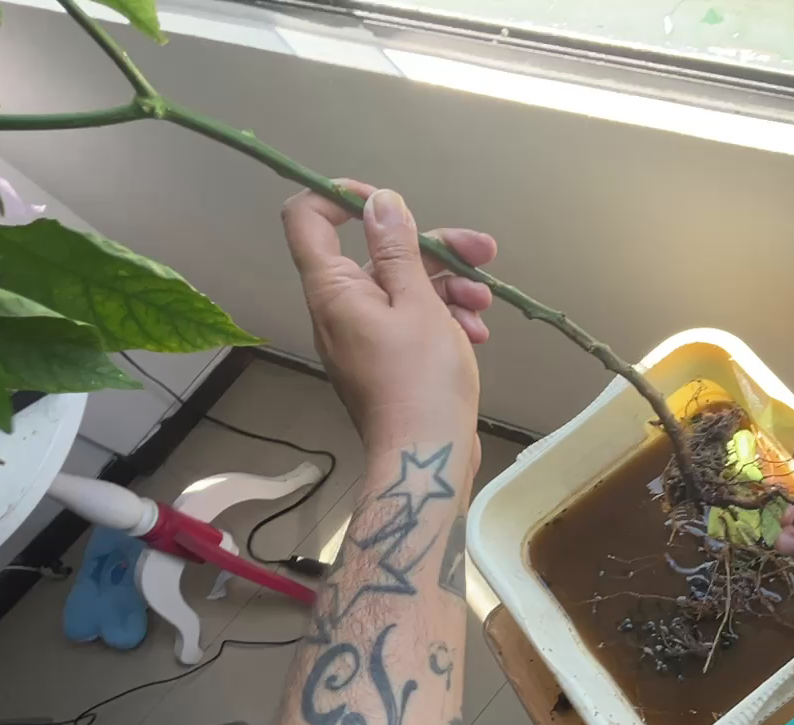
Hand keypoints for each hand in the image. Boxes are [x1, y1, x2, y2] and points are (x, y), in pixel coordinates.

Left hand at [281, 179, 497, 441]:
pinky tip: (476, 335)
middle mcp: (341, 311)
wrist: (428, 456)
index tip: (391, 204)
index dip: (344, 198)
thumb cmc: (422, 381)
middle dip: (434, 251)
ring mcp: (366, 340)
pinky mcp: (389, 364)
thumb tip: (380, 202)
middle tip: (482, 252)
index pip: (309, 218)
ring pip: (404, 292)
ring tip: (484, 307)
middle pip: (379, 257)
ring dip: (449, 290)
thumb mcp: (418, 305)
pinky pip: (411, 326)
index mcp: (333, 290)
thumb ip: (399, 250)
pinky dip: (443, 322)